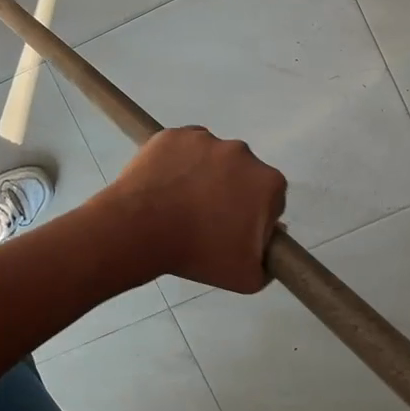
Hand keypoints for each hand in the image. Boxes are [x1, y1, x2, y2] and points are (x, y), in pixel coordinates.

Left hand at [100, 127, 286, 293]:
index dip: (251, 216)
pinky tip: (163, 181)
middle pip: (239, 173)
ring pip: (208, 157)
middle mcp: (240, 152)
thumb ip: (269, 258)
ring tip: (177, 200)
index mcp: (268, 182)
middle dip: (227, 191)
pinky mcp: (169, 134)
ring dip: (200, 173)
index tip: (229, 230)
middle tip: (201, 216)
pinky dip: (174, 160)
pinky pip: (179, 147)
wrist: (139, 229)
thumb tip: (266, 235)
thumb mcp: (250, 276)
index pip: (268, 199)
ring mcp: (202, 139)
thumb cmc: (198, 253)